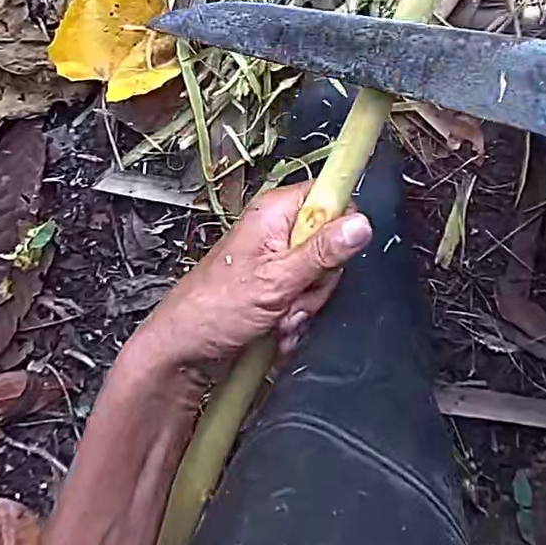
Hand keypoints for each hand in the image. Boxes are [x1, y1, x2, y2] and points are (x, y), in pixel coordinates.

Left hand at [130, 181, 372, 370]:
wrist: (184, 348)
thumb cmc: (214, 307)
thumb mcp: (277, 280)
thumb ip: (322, 252)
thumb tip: (361, 224)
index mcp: (276, 211)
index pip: (330, 196)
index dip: (339, 225)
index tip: (330, 255)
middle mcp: (278, 228)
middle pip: (331, 242)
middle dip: (319, 279)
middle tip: (294, 296)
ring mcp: (277, 257)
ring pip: (321, 275)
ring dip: (306, 304)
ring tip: (279, 316)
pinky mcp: (276, 283)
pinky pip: (306, 295)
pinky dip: (297, 316)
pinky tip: (278, 328)